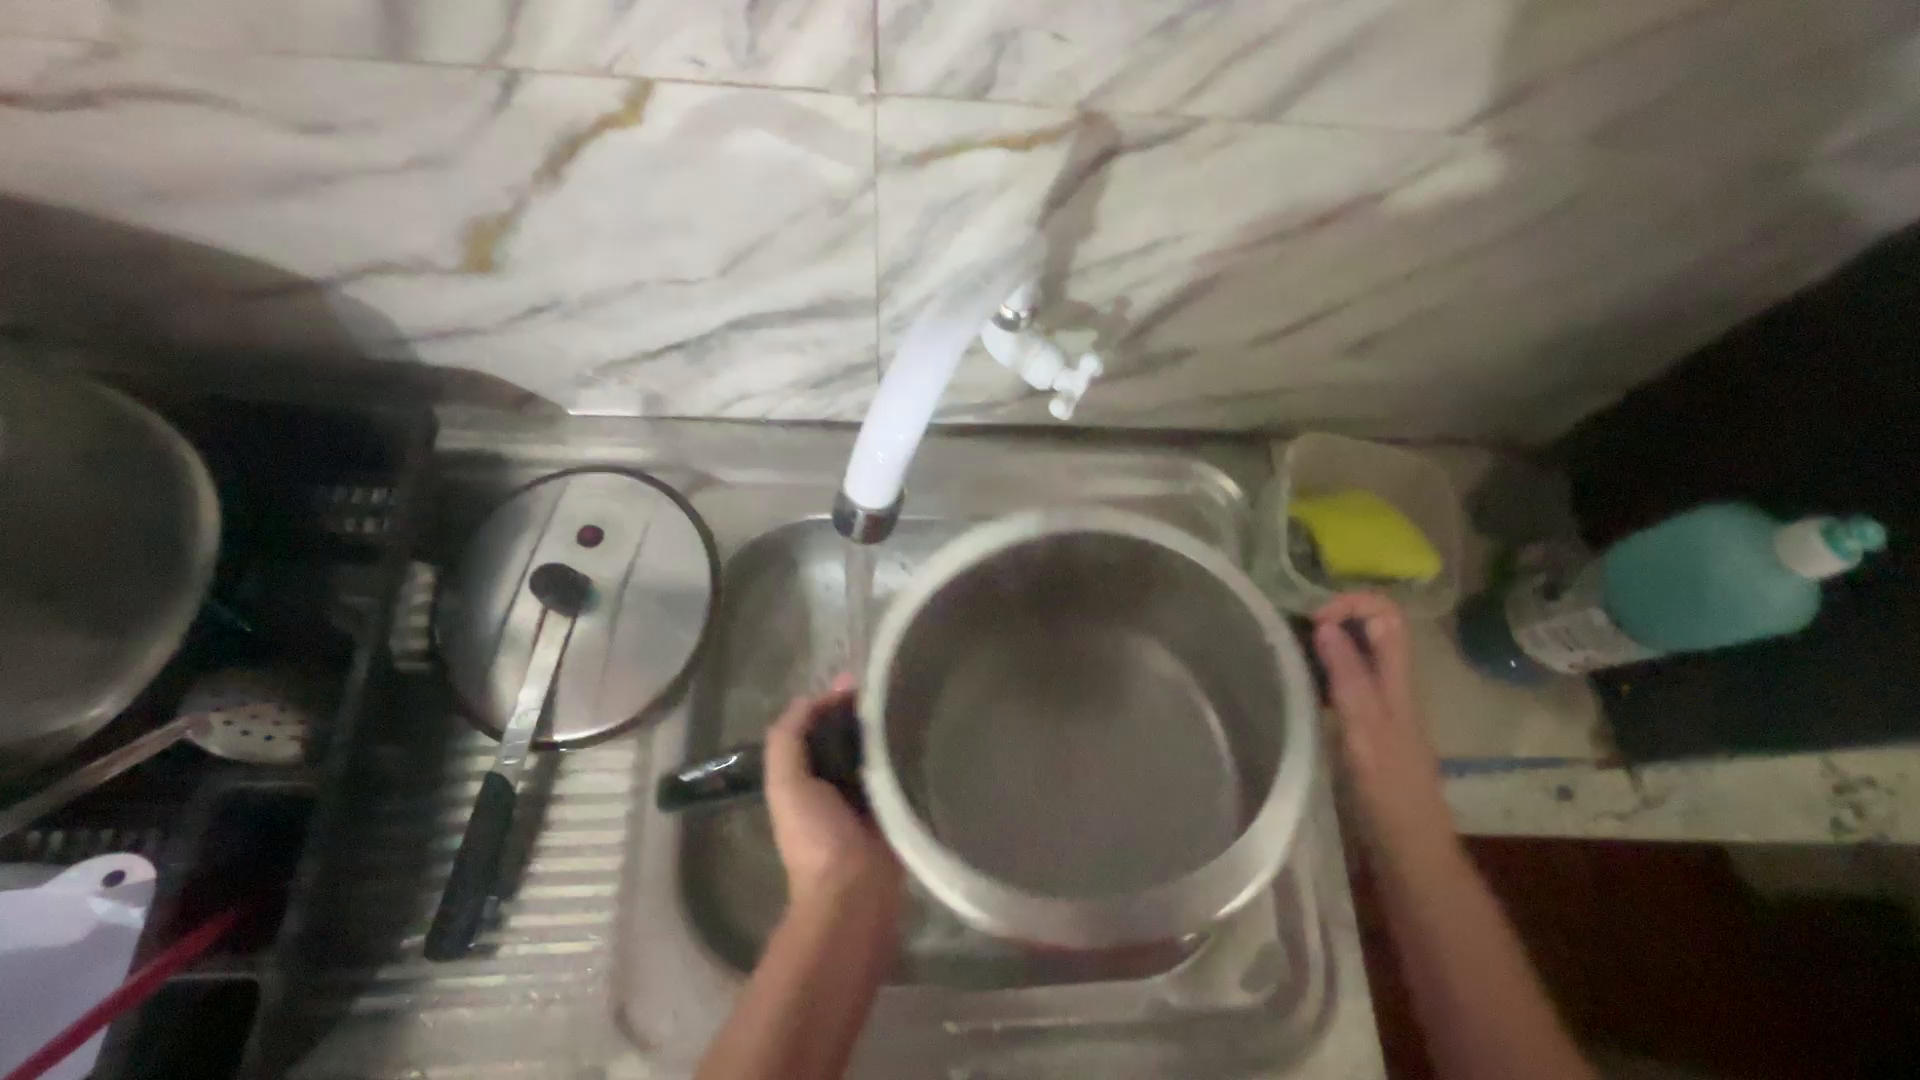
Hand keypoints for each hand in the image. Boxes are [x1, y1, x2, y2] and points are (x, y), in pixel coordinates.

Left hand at [764, 676, 902, 909]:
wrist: (855, 893)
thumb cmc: (816, 838)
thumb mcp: (786, 785)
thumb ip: (787, 740)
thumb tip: (807, 699)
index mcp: (803, 777)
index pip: (816, 728)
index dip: (831, 703)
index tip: (858, 682)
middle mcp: (833, 784)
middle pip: (848, 737)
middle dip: (863, 713)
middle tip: (893, 686)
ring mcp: (867, 797)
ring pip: (876, 751)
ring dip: (887, 729)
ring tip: (912, 699)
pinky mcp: (896, 808)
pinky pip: (901, 772)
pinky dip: (908, 753)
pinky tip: (925, 731)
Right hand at [1312, 593, 1450, 835]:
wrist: (1409, 844)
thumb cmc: (1389, 787)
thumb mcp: (1365, 727)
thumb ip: (1348, 676)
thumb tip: (1326, 625)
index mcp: (1398, 679)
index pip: (1388, 613)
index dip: (1352, 603)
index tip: (1314, 622)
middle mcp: (1392, 684)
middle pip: (1373, 628)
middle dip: (1335, 617)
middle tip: (1294, 636)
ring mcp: (1380, 705)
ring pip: (1358, 654)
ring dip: (1327, 644)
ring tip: (1288, 655)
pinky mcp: (1366, 726)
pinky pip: (1346, 682)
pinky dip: (1323, 673)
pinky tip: (1298, 690)